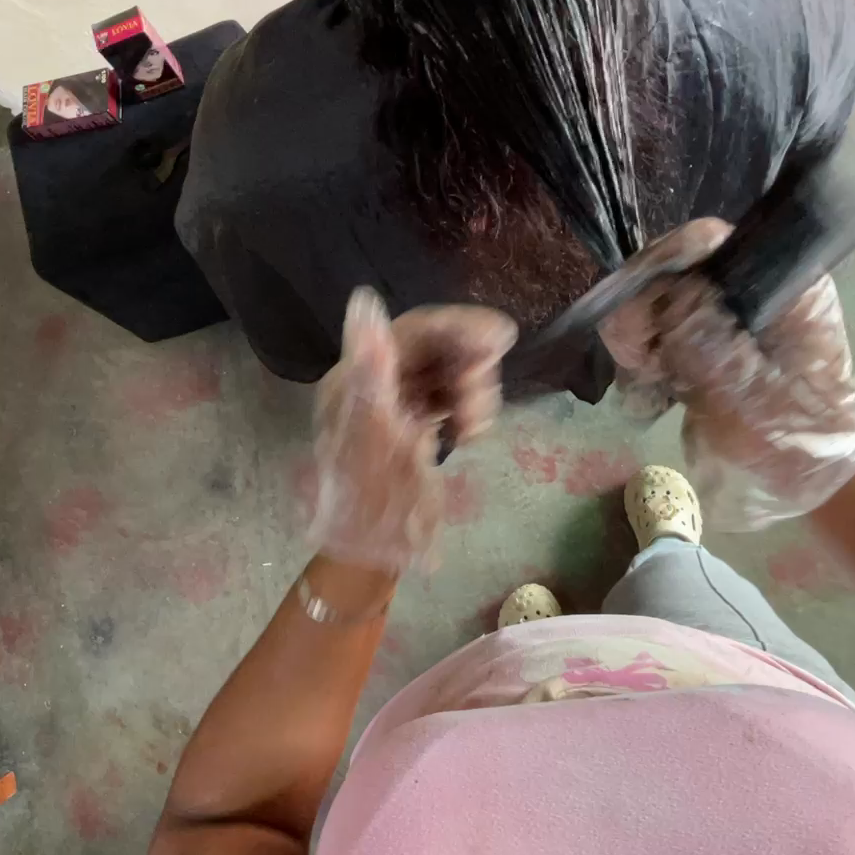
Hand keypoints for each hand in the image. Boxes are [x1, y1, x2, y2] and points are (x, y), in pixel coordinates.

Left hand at [309, 289, 516, 569]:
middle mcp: (373, 384)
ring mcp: (397, 405)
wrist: (372, 554)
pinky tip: (469, 434)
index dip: (455, 326)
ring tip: (474, 426)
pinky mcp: (417, 426)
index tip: (500, 338)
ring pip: (448, 373)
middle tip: (481, 397)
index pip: (408, 332)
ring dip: (473, 390)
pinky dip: (469, 410)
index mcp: (353, 379)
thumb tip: (363, 301)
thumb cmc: (367, 500)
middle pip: (434, 348)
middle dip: (469, 364)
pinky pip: (451, 400)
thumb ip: (372, 370)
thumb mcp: (370, 433)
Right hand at [599, 219, 854, 529]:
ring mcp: (722, 311)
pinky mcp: (702, 336)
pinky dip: (638, 358)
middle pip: (667, 270)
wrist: (807, 472)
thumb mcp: (752, 399)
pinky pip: (651, 330)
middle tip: (640, 366)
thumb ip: (712, 347)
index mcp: (779, 284)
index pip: (704, 244)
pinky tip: (649, 388)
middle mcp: (747, 285)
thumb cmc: (793, 437)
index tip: (636, 327)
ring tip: (648, 383)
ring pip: (649, 301)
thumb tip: (669, 300)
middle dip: (639, 315)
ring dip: (635, 341)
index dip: (657, 273)